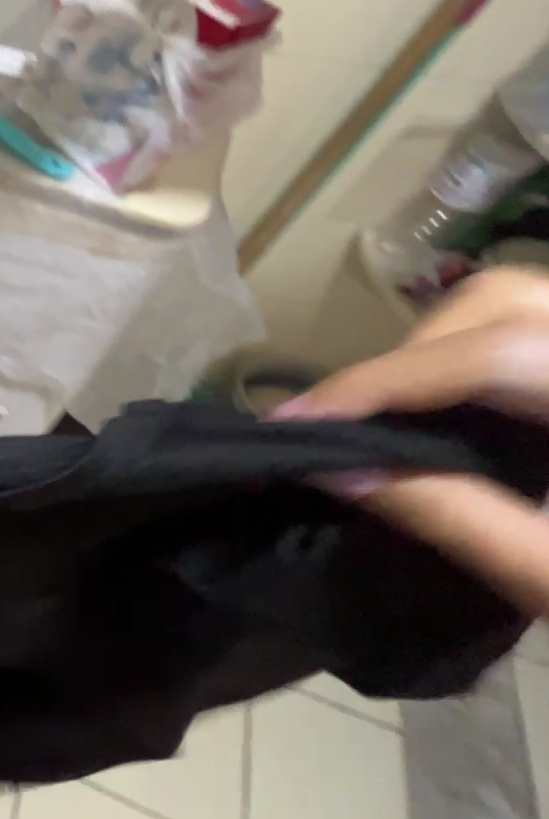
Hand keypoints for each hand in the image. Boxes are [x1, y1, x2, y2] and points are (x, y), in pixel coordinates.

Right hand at [275, 267, 548, 615]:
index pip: (496, 354)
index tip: (294, 416)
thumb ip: (451, 516)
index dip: (380, 380)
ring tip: (393, 408)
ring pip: (523, 305)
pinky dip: (475, 359)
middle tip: (352, 418)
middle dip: (412, 354)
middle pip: (511, 302)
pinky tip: (446, 406)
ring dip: (440, 349)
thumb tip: (330, 468)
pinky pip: (536, 333)